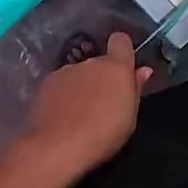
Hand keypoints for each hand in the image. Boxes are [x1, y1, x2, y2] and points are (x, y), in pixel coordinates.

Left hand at [21, 32, 151, 174]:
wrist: (57, 146)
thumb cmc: (103, 135)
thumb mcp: (129, 117)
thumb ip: (135, 89)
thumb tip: (142, 70)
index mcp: (114, 68)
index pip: (120, 40)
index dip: (122, 50)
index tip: (123, 68)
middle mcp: (89, 63)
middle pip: (98, 63)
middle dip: (101, 78)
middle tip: (101, 105)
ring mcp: (64, 71)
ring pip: (78, 74)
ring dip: (80, 87)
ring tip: (78, 114)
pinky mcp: (45, 83)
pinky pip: (60, 85)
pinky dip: (62, 96)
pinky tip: (61, 116)